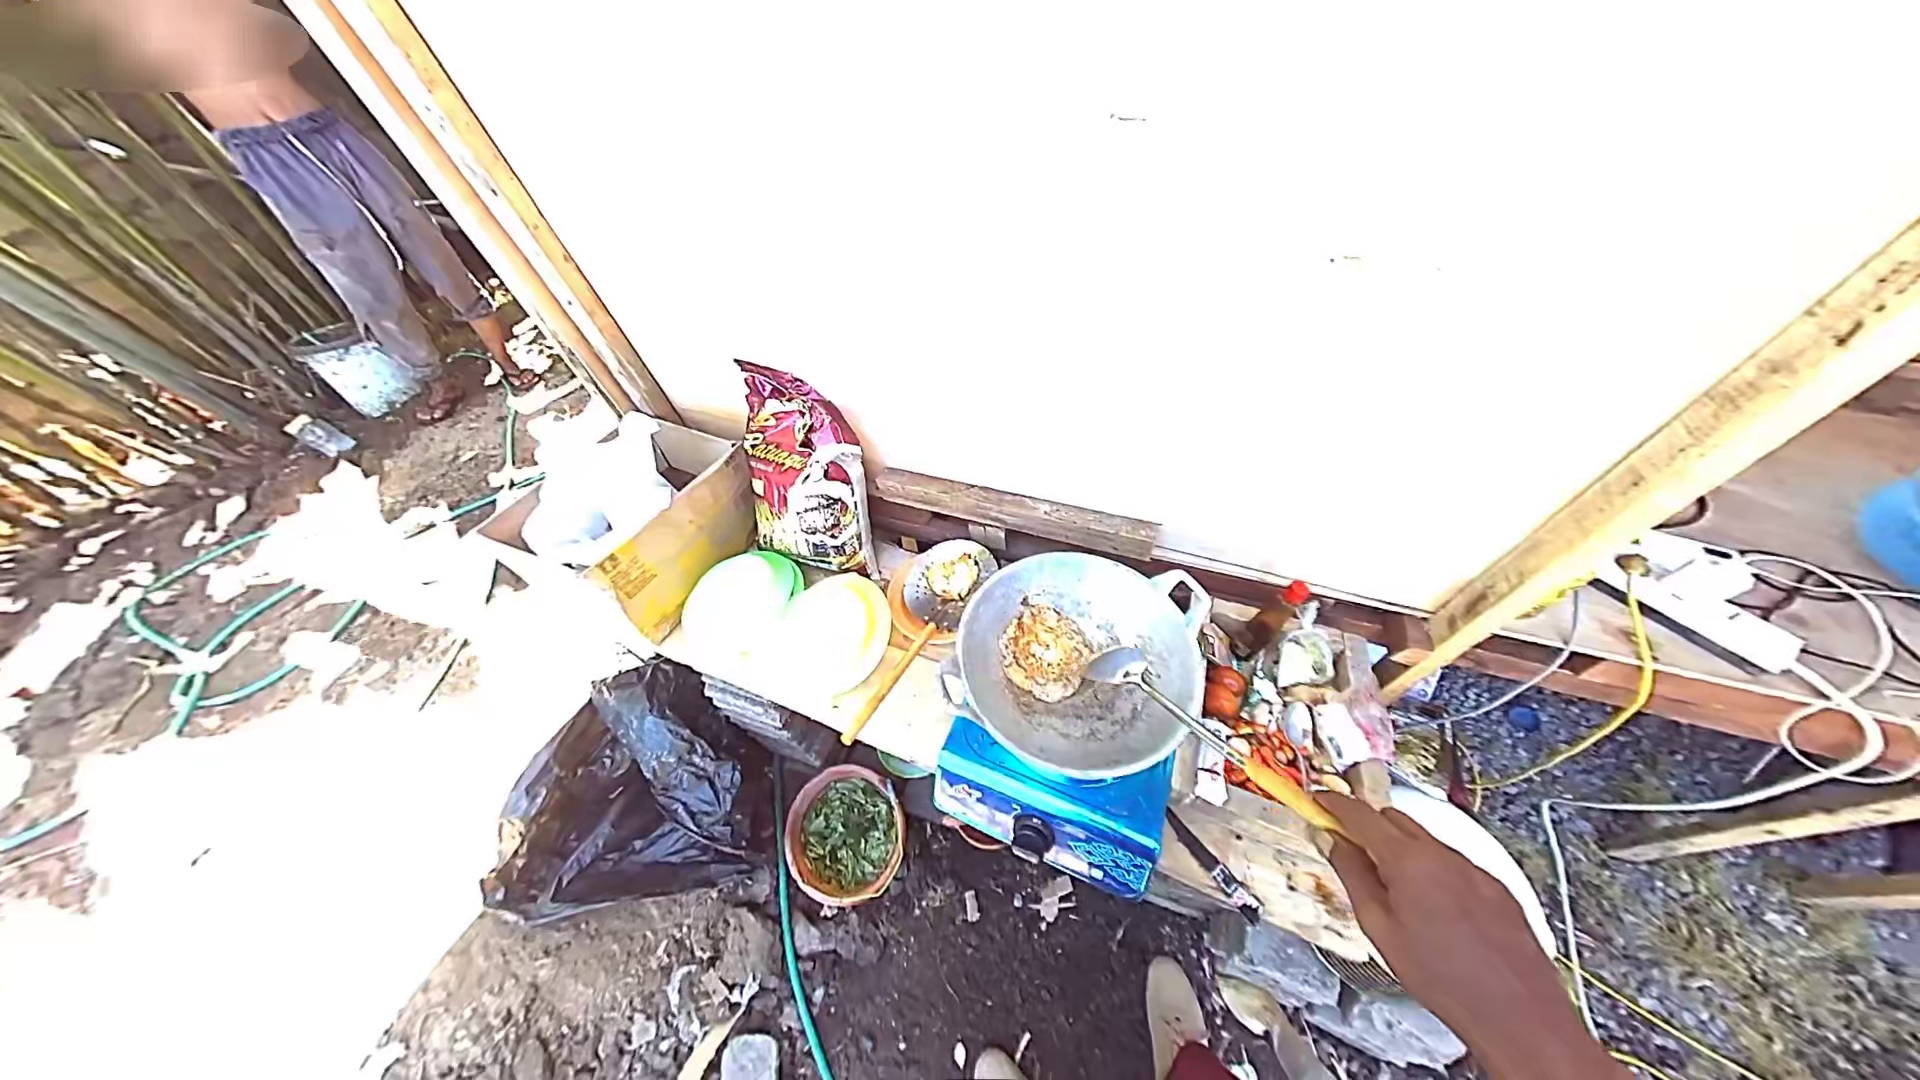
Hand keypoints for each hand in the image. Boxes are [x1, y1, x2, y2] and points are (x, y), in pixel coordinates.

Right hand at [1317, 792, 1628, 1079]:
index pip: (1360, 813)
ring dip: (1399, 848)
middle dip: (1366, 825)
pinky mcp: (1497, 887)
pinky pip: (1451, 861)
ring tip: (1391, 886)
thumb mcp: (1378, 927)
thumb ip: (1352, 874)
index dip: (1333, 803)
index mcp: (1409, 861)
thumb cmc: (1446, 980)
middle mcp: (1444, 855)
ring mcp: (1475, 870)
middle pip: (1392, 817)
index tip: (1318, 801)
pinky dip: (1430, 868)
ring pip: (1423, 839)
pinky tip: (1430, 905)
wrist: (1521, 1020)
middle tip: (1347, 844)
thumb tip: (1333, 842)